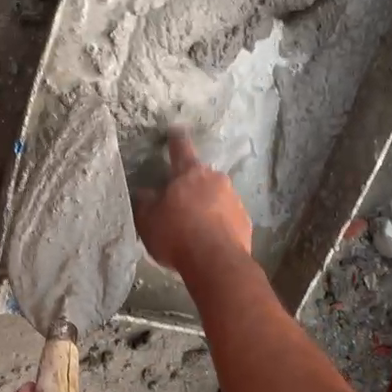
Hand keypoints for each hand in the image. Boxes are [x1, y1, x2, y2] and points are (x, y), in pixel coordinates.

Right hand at [131, 131, 252, 272]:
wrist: (215, 262)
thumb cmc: (176, 234)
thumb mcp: (148, 219)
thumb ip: (146, 201)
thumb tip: (146, 191)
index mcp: (190, 173)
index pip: (181, 148)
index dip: (176, 139)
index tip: (176, 129)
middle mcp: (216, 180)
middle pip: (201, 177)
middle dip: (191, 185)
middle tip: (179, 201)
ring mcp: (234, 200)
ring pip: (216, 197)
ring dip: (207, 205)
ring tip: (194, 227)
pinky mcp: (245, 221)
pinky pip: (228, 217)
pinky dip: (219, 223)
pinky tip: (210, 240)